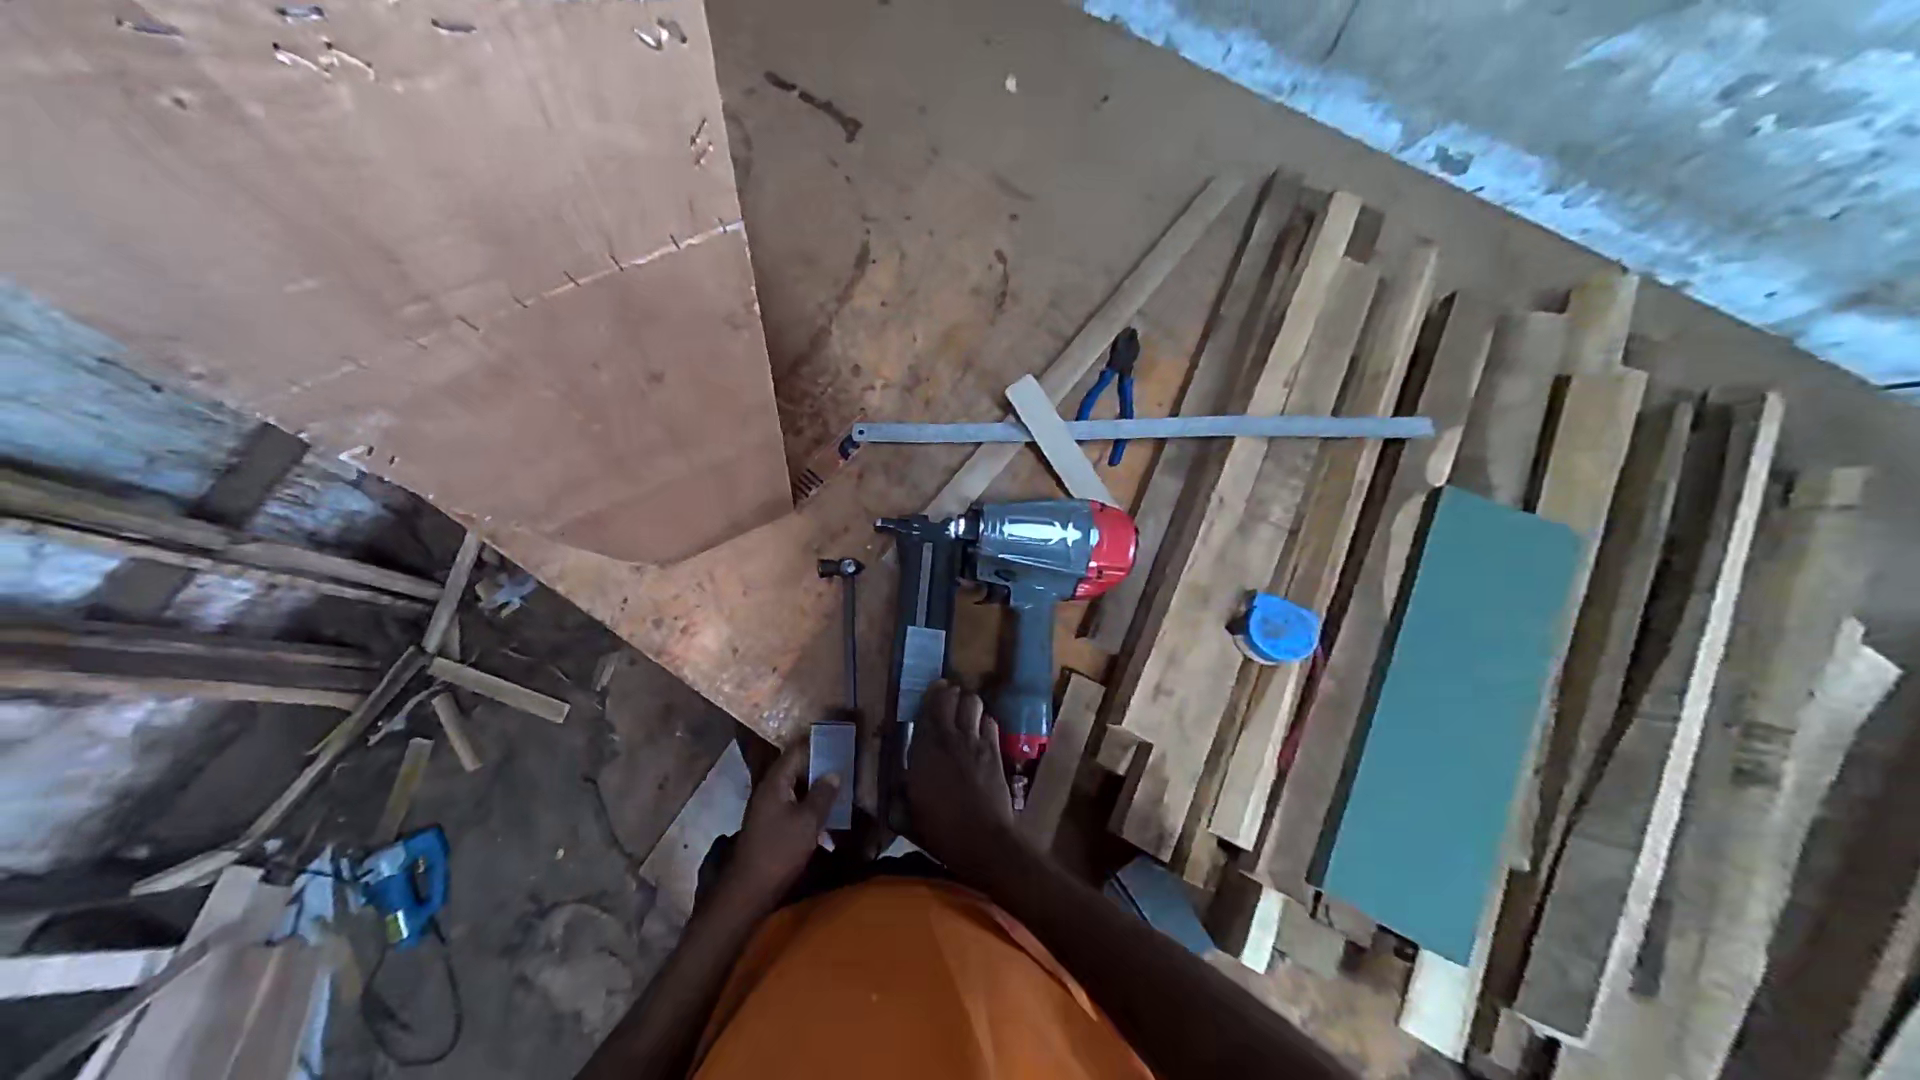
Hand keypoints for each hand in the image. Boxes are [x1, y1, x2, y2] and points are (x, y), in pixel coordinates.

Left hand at [721, 742, 836, 911]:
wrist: (750, 890)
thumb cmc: (780, 850)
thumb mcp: (808, 821)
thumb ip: (822, 794)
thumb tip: (833, 772)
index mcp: (775, 783)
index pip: (795, 752)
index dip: (816, 745)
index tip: (838, 741)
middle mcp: (769, 791)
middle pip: (796, 770)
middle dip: (820, 769)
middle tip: (845, 766)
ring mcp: (768, 809)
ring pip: (797, 791)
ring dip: (817, 792)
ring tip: (842, 794)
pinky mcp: (771, 827)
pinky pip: (794, 809)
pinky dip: (810, 811)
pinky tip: (828, 827)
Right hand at [906, 681, 1020, 877]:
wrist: (983, 839)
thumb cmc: (940, 830)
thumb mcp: (907, 814)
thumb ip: (899, 793)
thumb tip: (896, 784)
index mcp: (924, 748)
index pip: (927, 708)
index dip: (929, 696)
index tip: (929, 692)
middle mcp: (949, 737)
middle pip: (952, 697)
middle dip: (949, 692)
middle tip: (946, 696)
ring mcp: (975, 741)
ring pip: (974, 703)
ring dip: (967, 703)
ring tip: (963, 710)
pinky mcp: (995, 750)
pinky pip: (990, 721)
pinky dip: (984, 720)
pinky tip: (980, 731)